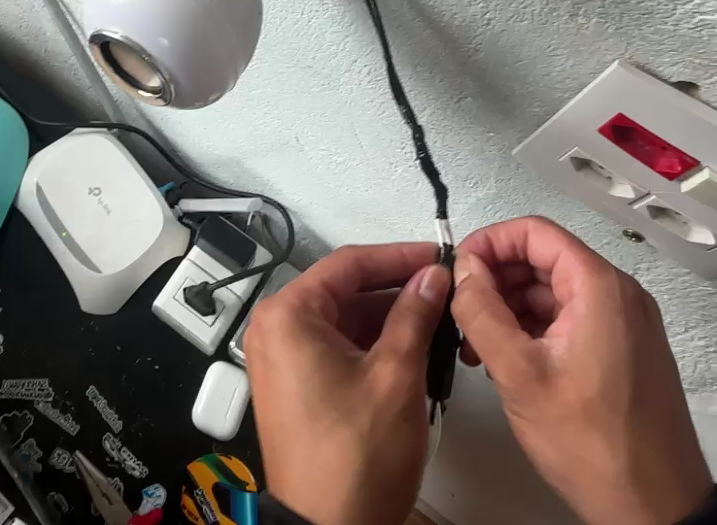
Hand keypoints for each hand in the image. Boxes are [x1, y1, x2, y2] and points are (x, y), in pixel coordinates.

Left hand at [248, 242, 448, 524]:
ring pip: (343, 319)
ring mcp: (282, 358)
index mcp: (288, 315)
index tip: (434, 256)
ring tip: (435, 319)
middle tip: (441, 288)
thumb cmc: (351, 461)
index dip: (397, 257)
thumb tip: (431, 278)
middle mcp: (276, 329)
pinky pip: (335, 345)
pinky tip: (411, 348)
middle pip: (344, 290)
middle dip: (395, 290)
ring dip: (387, 318)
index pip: (348, 264)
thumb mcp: (396, 375)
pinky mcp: (295, 383)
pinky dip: (371, 344)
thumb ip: (414, 315)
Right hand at [452, 217, 711, 524]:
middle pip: (542, 258)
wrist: (656, 511)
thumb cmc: (590, 440)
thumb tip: (461, 268)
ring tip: (475, 345)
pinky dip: (532, 328)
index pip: (534, 232)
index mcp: (599, 286)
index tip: (457, 270)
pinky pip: (568, 317)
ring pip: (552, 290)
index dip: (489, 242)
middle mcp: (617, 293)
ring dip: (509, 307)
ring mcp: (623, 322)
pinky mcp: (622, 348)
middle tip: (461, 314)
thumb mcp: (519, 373)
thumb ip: (481, 311)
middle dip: (495, 280)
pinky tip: (504, 359)